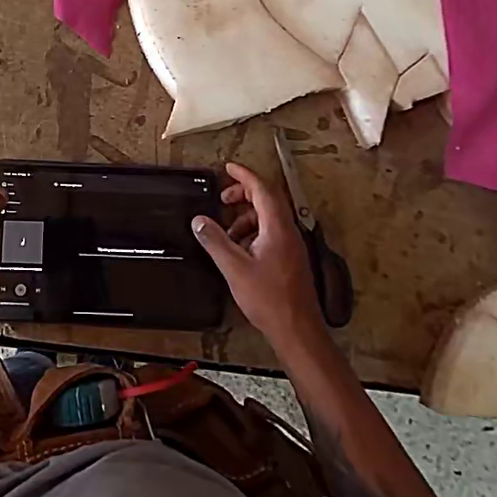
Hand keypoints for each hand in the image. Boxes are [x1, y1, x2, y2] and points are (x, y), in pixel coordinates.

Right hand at [191, 162, 323, 345]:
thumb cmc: (271, 300)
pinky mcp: (290, 257)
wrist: (296, 328)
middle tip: (223, 197)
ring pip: (269, 217)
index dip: (244, 176)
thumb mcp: (234, 268)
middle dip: (244, 194)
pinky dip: (253, 231)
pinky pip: (271, 232)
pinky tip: (239, 248)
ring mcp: (291, 245)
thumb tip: (200, 221)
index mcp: (277, 228)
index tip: (230, 168)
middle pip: (267, 199)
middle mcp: (288, 232)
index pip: (262, 190)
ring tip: (227, 230)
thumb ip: (215, 241)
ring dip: (247, 215)